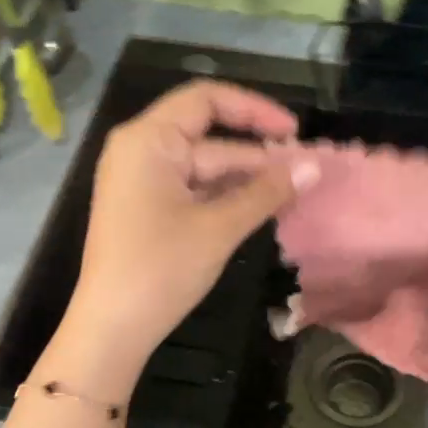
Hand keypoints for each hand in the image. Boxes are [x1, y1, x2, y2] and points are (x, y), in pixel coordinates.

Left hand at [54, 81, 318, 390]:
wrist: (113, 326)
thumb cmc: (161, 269)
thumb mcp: (219, 228)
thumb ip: (266, 193)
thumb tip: (314, 167)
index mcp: (148, 140)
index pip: (206, 100)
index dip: (255, 110)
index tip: (294, 133)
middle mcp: (140, 151)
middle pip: (208, 138)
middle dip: (257, 156)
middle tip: (306, 175)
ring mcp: (141, 182)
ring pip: (203, 168)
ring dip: (245, 180)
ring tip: (293, 194)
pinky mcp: (145, 210)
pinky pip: (192, 190)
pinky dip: (225, 198)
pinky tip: (261, 209)